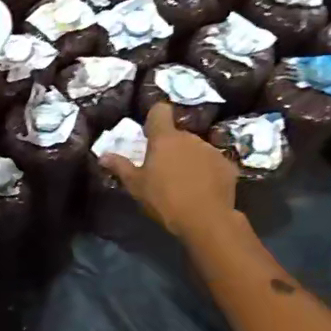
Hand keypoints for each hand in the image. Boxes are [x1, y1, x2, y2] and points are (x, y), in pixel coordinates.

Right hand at [101, 102, 239, 237]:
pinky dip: (208, 171)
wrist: (206, 219)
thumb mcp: (136, 186)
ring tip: (186, 182)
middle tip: (164, 170)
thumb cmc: (165, 200)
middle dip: (171, 147)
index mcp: (165, 138)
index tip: (150, 133)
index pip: (160, 111)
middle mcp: (190, 137)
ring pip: (196, 148)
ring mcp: (211, 150)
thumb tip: (103, 155)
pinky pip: (213, 163)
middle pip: (178, 134)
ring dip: (190, 159)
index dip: (155, 118)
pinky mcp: (228, 165)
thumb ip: (120, 167)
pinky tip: (204, 189)